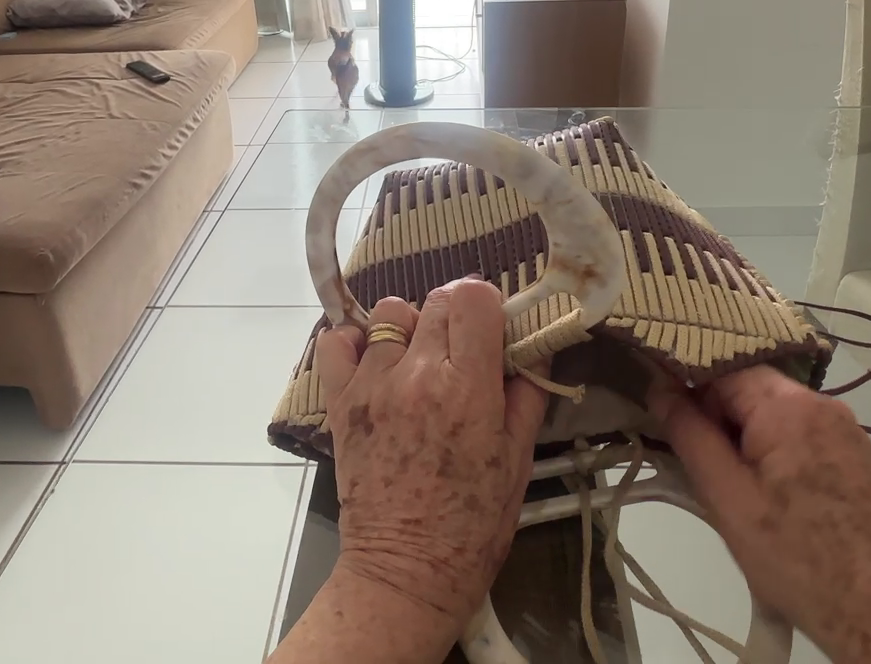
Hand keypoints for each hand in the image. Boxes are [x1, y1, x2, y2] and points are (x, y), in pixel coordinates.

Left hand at [315, 278, 547, 633]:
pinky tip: (374, 362)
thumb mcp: (518, 460)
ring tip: (419, 361)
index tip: (492, 326)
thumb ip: (527, 393)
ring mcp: (372, 384)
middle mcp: (417, 374)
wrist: (404, 572)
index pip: (472, 298)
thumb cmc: (473, 523)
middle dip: (455, 315)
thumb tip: (534, 346)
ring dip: (410, 327)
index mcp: (468, 388)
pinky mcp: (340, 400)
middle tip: (462, 350)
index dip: (487, 303)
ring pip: (391, 313)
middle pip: (436, 300)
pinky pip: (336, 341)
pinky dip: (354, 341)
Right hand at [653, 367, 870, 663]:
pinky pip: (797, 432)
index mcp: (788, 404)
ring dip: (742, 437)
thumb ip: (688, 433)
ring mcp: (845, 428)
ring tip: (734, 488)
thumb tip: (658, 387)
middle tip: (701, 467)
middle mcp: (821, 403)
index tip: (664, 420)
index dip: (687, 390)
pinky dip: (772, 450)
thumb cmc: (798, 560)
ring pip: (771, 411)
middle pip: (747, 387)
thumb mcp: (726, 497)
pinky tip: (769, 495)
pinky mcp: (855, 455)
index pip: (720, 367)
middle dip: (716, 419)